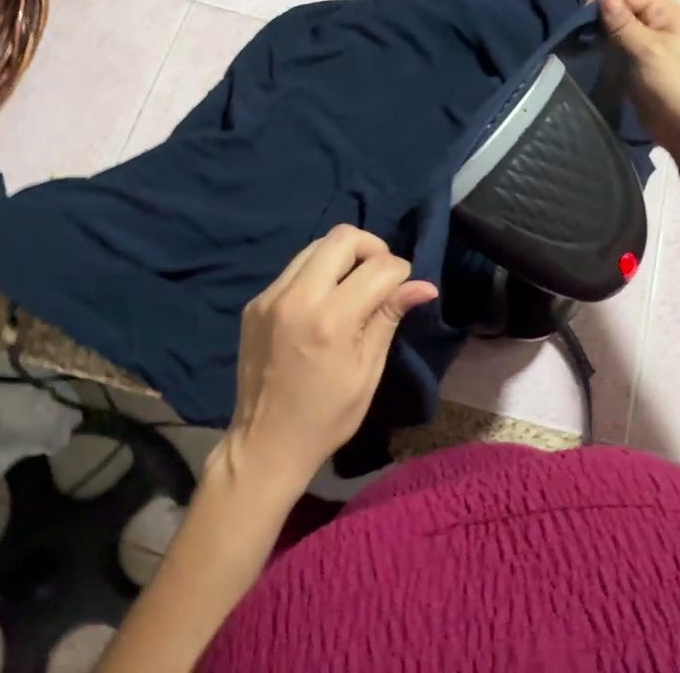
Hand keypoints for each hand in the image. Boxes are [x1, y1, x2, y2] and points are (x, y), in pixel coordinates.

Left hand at [222, 226, 439, 492]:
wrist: (266, 443)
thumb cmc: (327, 416)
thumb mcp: (368, 370)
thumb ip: (389, 318)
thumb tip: (424, 285)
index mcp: (331, 320)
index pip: (378, 266)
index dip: (400, 271)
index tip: (404, 289)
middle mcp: (297, 298)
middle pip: (342, 237)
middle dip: (372, 249)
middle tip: (380, 277)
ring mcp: (270, 297)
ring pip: (315, 245)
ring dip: (342, 256)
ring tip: (353, 287)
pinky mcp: (255, 303)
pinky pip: (293, 269)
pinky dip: (316, 274)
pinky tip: (323, 303)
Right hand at [595, 0, 679, 156]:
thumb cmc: (672, 84)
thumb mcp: (646, 49)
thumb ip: (623, 23)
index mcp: (666, 11)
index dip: (604, 0)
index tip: (582, 21)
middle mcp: (658, 22)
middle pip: (622, 7)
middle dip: (600, 17)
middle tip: (579, 35)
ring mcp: (649, 43)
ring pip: (618, 28)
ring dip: (601, 34)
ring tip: (582, 45)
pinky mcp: (640, 63)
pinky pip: (619, 47)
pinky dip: (606, 49)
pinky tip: (592, 55)